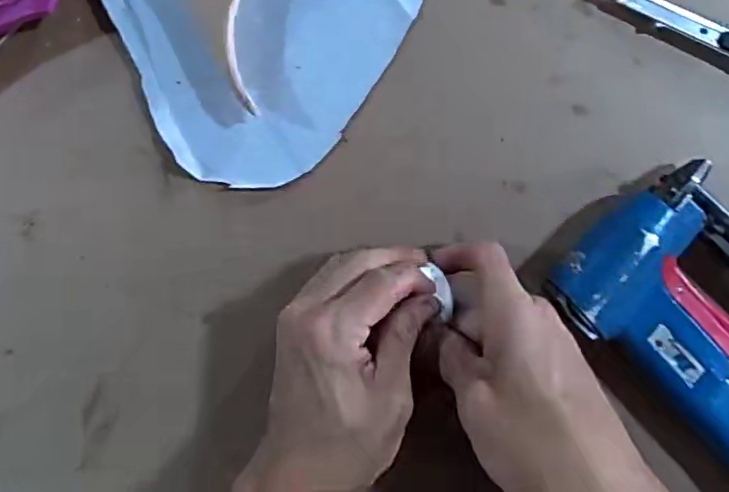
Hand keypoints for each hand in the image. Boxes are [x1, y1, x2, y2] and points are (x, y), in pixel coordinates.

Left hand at [235, 247, 439, 491]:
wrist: (294, 478)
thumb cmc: (347, 447)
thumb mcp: (391, 397)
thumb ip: (405, 336)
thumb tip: (424, 298)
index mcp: (331, 330)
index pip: (380, 280)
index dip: (413, 275)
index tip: (437, 282)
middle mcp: (307, 310)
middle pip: (358, 260)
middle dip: (396, 258)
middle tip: (426, 268)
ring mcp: (294, 312)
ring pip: (341, 263)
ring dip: (375, 261)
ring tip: (408, 273)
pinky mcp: (291, 319)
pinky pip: (328, 278)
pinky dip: (356, 272)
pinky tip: (379, 285)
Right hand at [430, 243, 664, 491]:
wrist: (600, 483)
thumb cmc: (529, 435)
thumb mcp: (475, 400)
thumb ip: (452, 358)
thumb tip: (441, 334)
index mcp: (515, 308)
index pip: (486, 255)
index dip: (456, 253)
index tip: (430, 268)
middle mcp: (539, 312)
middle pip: (491, 296)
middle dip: (459, 317)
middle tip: (431, 350)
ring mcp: (558, 338)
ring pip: (507, 323)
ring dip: (479, 341)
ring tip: (458, 380)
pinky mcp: (569, 364)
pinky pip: (526, 342)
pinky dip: (502, 355)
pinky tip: (493, 395)